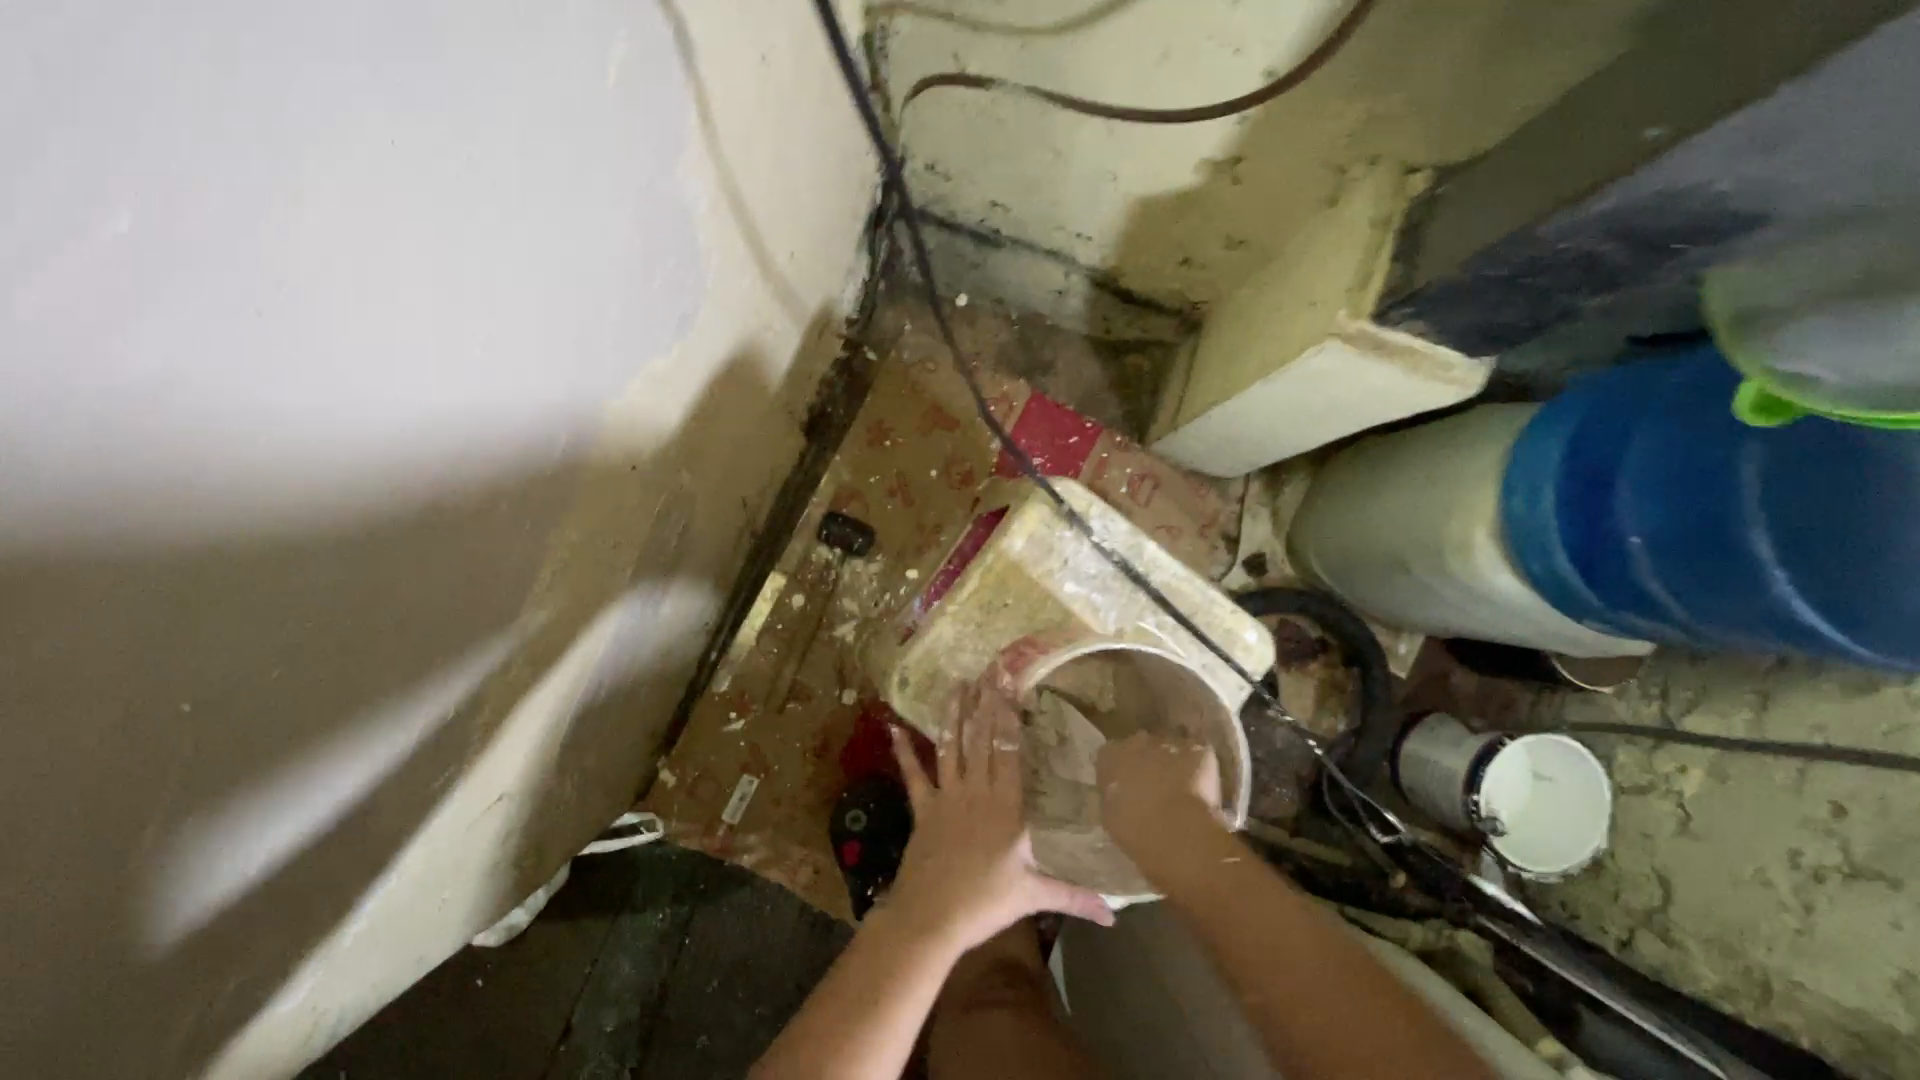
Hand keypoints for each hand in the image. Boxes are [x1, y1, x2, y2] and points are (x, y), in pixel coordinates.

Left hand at [884, 669, 1114, 952]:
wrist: (929, 918)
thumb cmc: (984, 903)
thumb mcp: (1034, 896)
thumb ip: (1075, 896)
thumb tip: (1115, 917)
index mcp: (1006, 806)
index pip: (1009, 749)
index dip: (1009, 714)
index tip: (1010, 682)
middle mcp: (976, 791)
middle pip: (981, 738)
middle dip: (985, 702)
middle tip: (988, 669)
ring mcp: (946, 798)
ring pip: (950, 747)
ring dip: (952, 714)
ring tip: (956, 683)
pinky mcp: (922, 811)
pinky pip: (913, 775)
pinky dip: (904, 752)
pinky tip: (894, 727)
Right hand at [1097, 734, 1227, 876]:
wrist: (1176, 831)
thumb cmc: (1134, 830)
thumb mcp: (1110, 815)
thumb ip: (1114, 795)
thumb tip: (1122, 794)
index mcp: (1110, 755)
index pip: (1111, 754)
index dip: (1121, 770)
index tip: (1126, 787)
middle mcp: (1138, 741)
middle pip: (1142, 746)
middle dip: (1148, 762)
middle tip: (1155, 789)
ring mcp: (1171, 743)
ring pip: (1172, 750)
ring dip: (1175, 765)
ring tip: (1183, 792)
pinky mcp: (1200, 750)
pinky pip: (1199, 757)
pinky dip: (1201, 771)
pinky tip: (1203, 791)